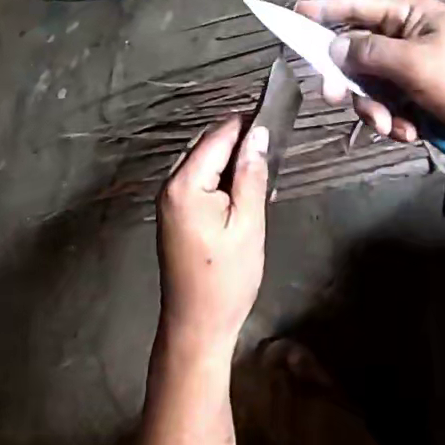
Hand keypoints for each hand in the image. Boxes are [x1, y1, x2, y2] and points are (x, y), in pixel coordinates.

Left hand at [156, 116, 268, 353]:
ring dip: (231, 157)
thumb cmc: (227, 277)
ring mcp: (168, 198)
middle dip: (239, 139)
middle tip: (274, 146)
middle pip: (207, 143)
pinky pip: (198, 177)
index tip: (276, 118)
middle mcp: (170, 183)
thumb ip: (252, 173)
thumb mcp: (248, 223)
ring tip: (264, 165)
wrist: (197, 326)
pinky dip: (220, 174)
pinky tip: (244, 185)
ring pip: (203, 158)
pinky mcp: (174, 211)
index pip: (218, 135)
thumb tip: (259, 133)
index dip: (247, 124)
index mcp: (185, 184)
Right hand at [296, 0, 444, 146]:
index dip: (324, 11)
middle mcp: (406, 36)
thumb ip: (369, 53)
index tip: (293, 18)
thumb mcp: (417, 63)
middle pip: (356, 52)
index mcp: (407, 14)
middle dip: (350, 80)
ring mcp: (413, 68)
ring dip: (375, 108)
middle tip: (337, 96)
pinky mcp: (421, 95)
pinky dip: (395, 120)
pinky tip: (410, 131)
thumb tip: (334, 46)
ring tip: (393, 125)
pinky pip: (391, 105)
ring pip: (371, 85)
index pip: (355, 5)